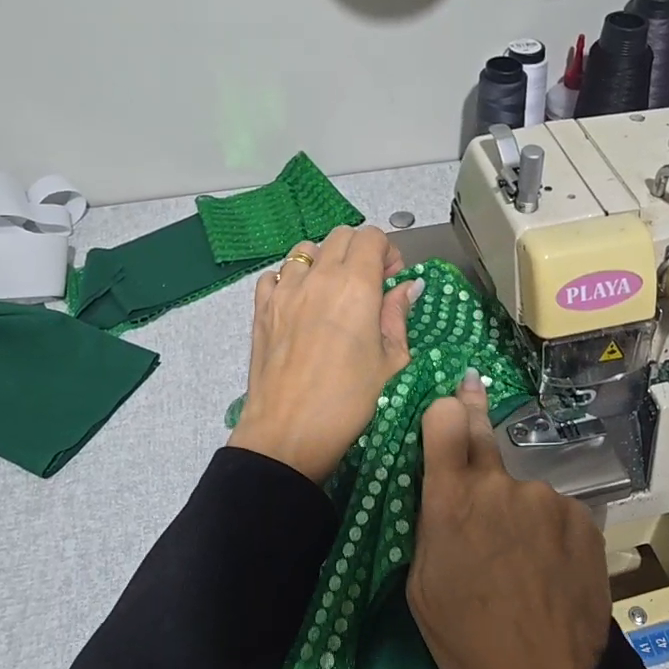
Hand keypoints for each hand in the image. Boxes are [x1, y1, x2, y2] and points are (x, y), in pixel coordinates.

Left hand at [229, 224, 418, 481]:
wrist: (289, 433)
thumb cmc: (349, 401)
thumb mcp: (391, 361)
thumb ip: (398, 316)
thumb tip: (407, 287)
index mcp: (356, 285)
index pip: (371, 236)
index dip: (387, 252)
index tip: (392, 280)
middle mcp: (318, 277)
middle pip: (340, 235)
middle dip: (359, 251)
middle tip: (369, 285)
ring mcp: (284, 290)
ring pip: (305, 250)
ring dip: (324, 261)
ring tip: (332, 293)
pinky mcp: (261, 308)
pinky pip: (274, 275)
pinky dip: (290, 279)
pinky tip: (300, 305)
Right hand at [407, 372, 610, 668]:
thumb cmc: (469, 643)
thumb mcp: (422, 588)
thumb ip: (432, 524)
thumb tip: (443, 490)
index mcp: (452, 501)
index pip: (445, 420)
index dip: (446, 407)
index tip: (452, 396)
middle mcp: (500, 485)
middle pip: (484, 438)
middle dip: (474, 418)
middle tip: (473, 388)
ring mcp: (547, 498)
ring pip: (521, 491)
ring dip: (515, 510)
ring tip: (520, 561)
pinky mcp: (582, 516)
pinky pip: (554, 513)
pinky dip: (548, 531)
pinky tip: (550, 569)